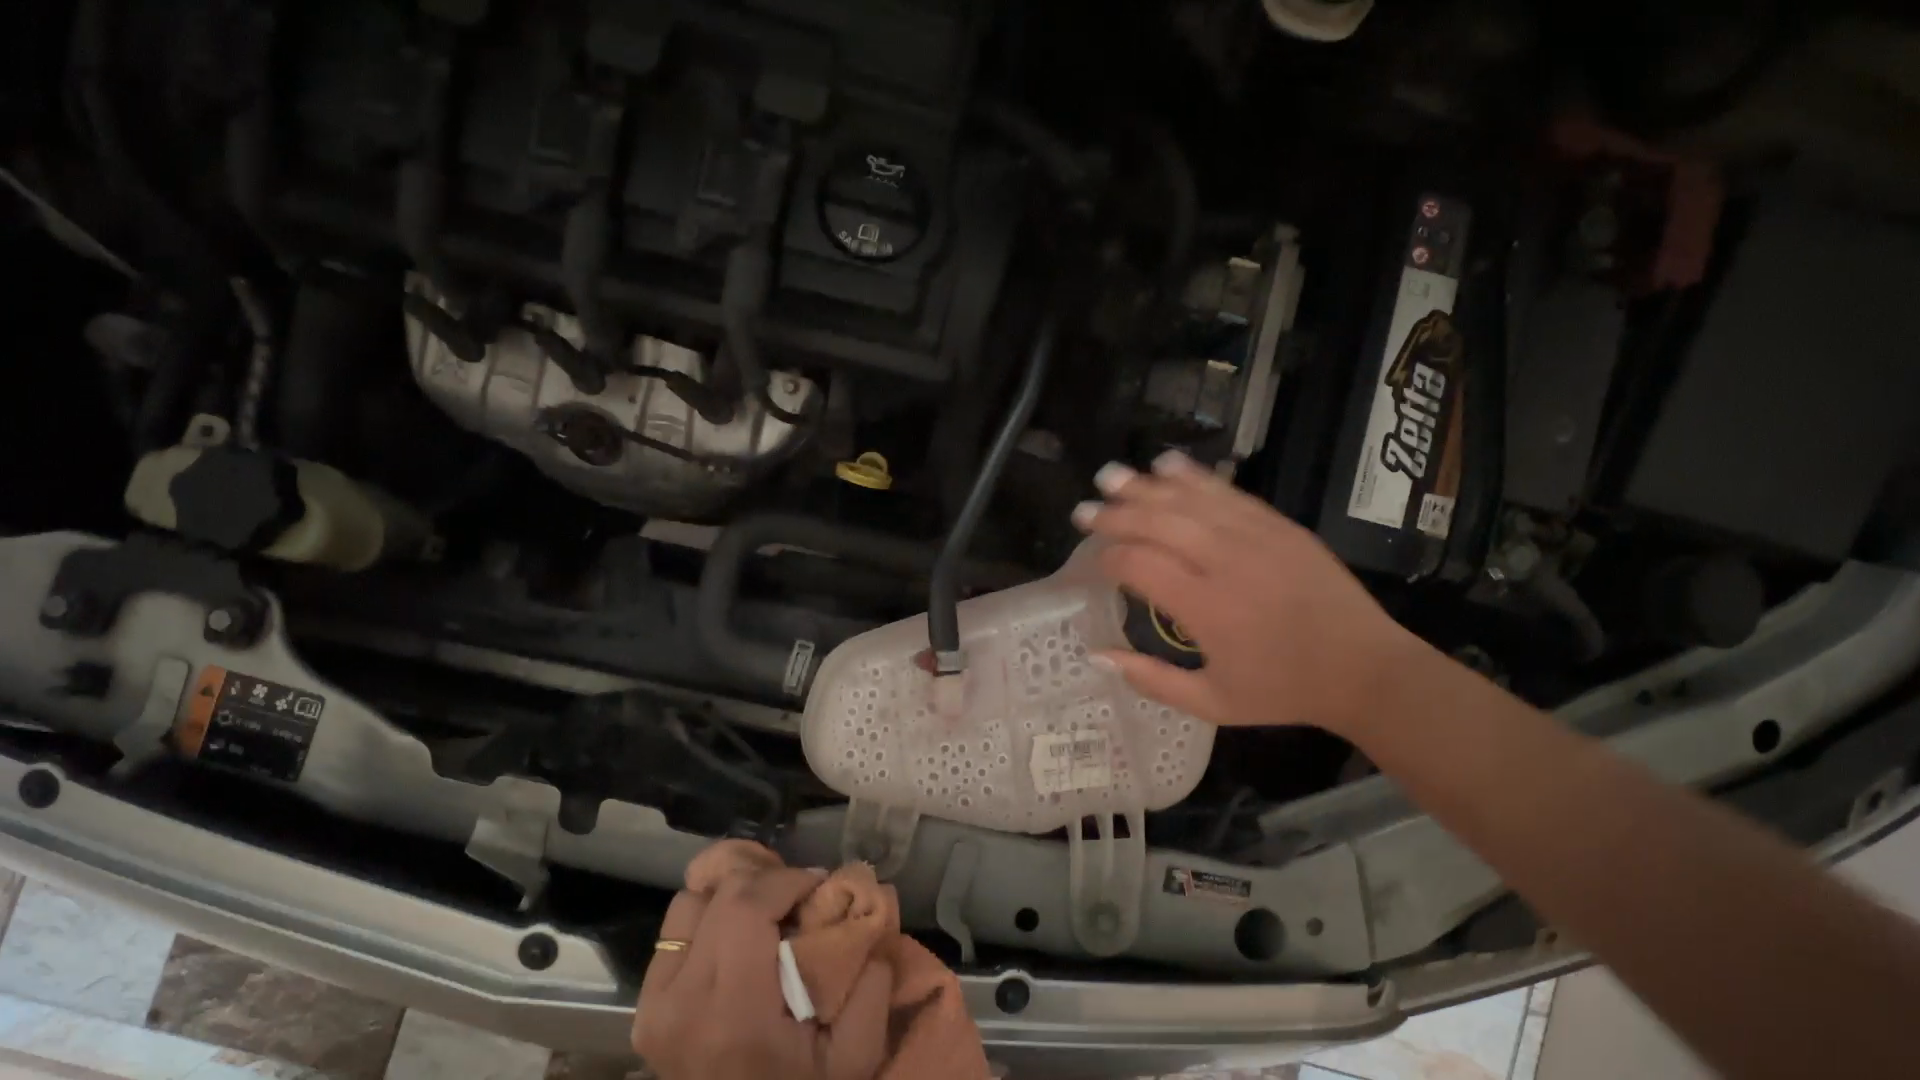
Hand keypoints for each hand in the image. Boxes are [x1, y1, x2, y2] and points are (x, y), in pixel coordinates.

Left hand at [633, 863, 893, 1079]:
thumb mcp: (854, 1056)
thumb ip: (870, 983)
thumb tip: (869, 908)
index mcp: (733, 1013)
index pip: (745, 904)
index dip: (786, 879)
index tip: (820, 887)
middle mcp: (681, 1002)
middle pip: (718, 895)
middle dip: (766, 881)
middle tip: (800, 895)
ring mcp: (653, 1005)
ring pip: (690, 903)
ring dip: (733, 897)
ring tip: (768, 913)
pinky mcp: (643, 1008)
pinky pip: (675, 933)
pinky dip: (710, 921)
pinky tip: (739, 939)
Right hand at [1073, 451, 1426, 735]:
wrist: (1363, 668)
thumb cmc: (1282, 690)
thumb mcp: (1212, 703)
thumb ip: (1151, 680)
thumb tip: (1097, 655)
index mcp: (1206, 608)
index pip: (1140, 565)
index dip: (1109, 558)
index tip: (1095, 562)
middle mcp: (1226, 563)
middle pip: (1158, 522)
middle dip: (1115, 514)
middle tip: (1084, 511)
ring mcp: (1256, 537)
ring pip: (1189, 499)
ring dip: (1145, 486)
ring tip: (1111, 476)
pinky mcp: (1279, 525)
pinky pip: (1228, 492)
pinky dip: (1194, 476)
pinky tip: (1167, 465)